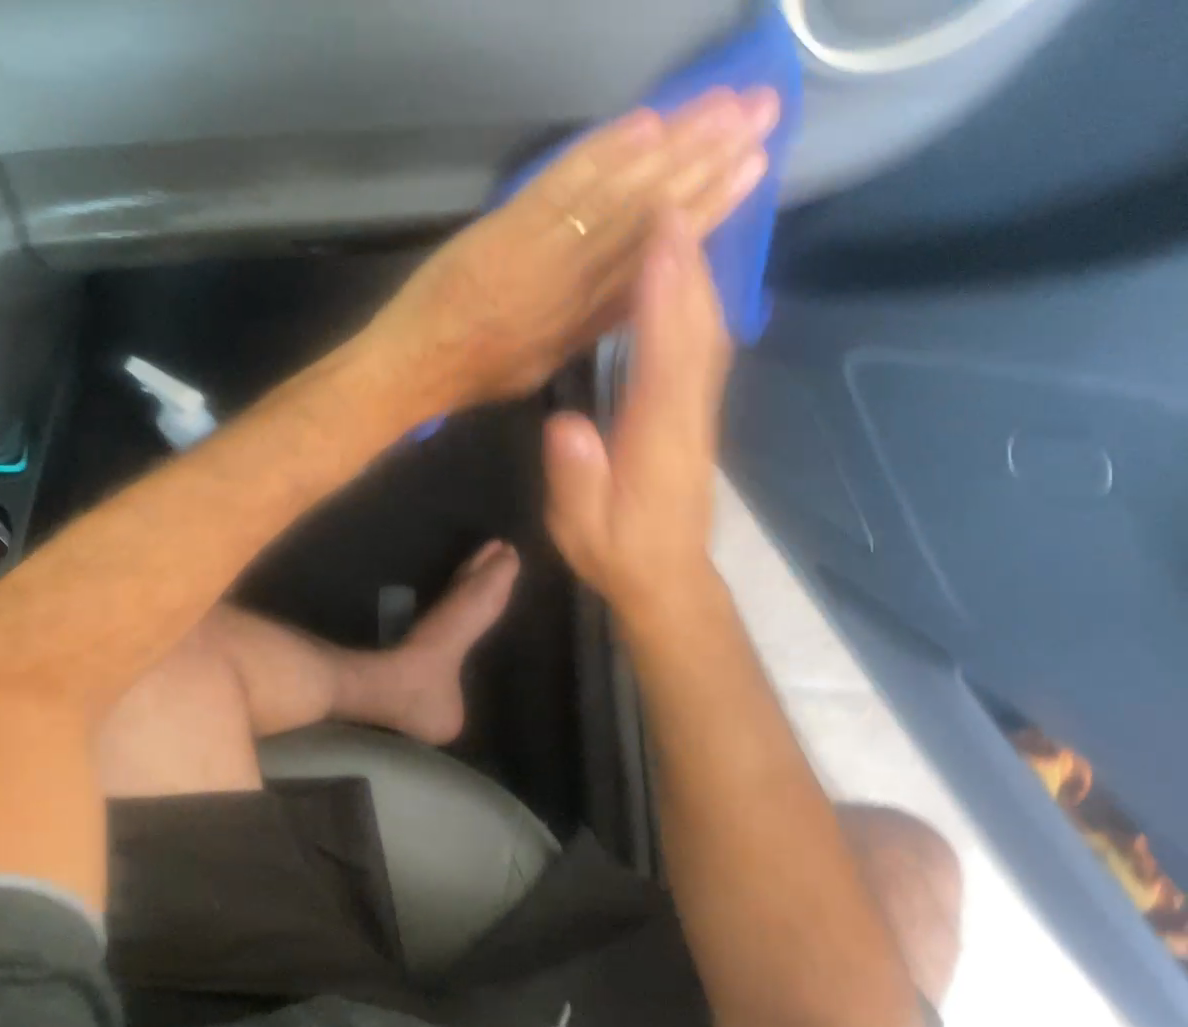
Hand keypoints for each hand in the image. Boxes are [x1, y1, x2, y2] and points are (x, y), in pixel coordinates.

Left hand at [364, 86, 776, 408]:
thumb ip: (591, 323)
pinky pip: (560, 187)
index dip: (709, 211)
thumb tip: (637, 285)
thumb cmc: (472, 374)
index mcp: (586, 321)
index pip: (657, 258)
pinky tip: (644, 124)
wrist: (408, 367)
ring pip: (614, 196)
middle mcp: (573, 284)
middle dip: (707, 162)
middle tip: (760, 112)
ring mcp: (537, 255)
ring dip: (671, 146)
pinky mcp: (502, 232)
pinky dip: (602, 153)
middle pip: (650, 217)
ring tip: (722, 105)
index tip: (753, 169)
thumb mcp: (543, 362)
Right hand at [542, 211, 730, 619]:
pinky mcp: (697, 410)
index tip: (660, 235)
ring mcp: (700, 409)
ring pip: (710, 330)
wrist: (668, 577)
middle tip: (675, 200)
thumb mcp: (583, 527)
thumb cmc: (617, 551)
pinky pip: (706, 345)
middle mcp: (689, 412)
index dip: (664, 293)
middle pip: (698, 327)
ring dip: (699, 273)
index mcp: (658, 436)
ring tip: (683, 220)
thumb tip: (566, 425)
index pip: (666, 354)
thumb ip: (578, 477)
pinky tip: (687, 278)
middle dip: (687, 262)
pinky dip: (700, 301)